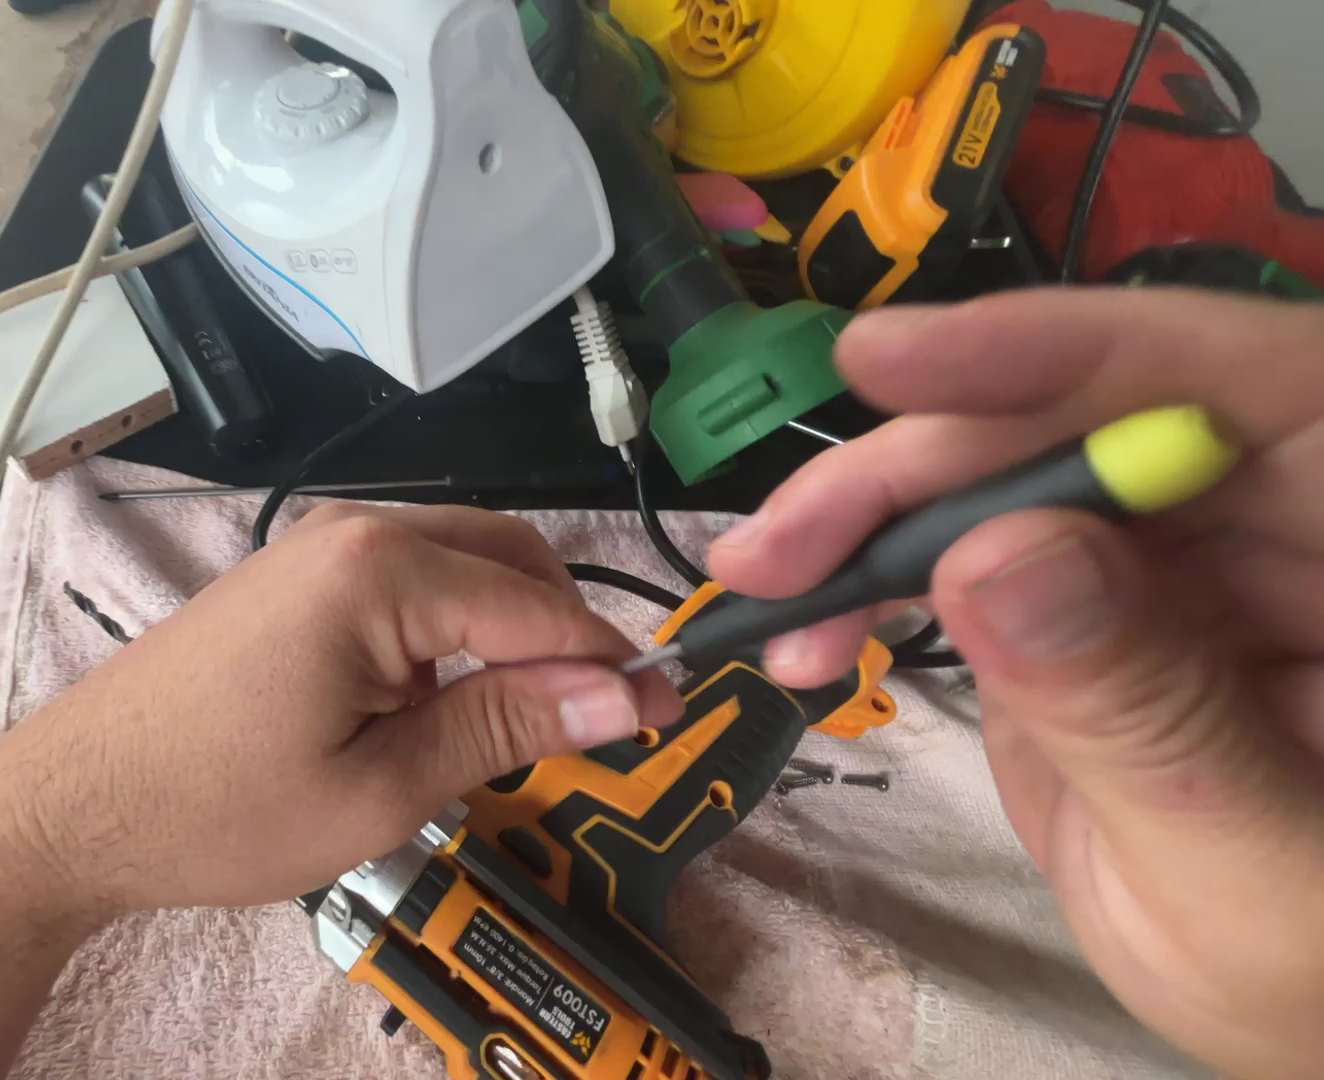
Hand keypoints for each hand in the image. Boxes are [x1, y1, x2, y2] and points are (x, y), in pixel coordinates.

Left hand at [0, 504, 680, 918]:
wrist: (76, 800)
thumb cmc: (217, 810)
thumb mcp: (379, 788)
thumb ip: (502, 725)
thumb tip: (618, 696)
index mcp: (379, 569)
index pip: (535, 605)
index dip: (610, 663)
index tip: (667, 713)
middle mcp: (354, 528)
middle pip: (504, 558)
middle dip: (561, 633)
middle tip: (594, 719)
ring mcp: (320, 543)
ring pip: (459, 563)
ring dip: (506, 628)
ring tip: (519, 715)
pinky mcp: (299, 571)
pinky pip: (408, 578)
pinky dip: (450, 626)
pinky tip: (440, 691)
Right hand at [708, 288, 1323, 1077]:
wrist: (1311, 1018)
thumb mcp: (1259, 879)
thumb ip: (1141, 714)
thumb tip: (991, 558)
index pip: (1232, 385)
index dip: (1049, 354)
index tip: (881, 358)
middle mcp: (1269, 516)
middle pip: (1055, 430)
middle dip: (890, 481)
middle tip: (765, 552)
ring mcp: (1153, 554)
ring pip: (973, 489)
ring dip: (850, 538)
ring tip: (765, 598)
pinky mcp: (1062, 593)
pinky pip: (942, 558)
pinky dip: (857, 590)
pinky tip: (811, 640)